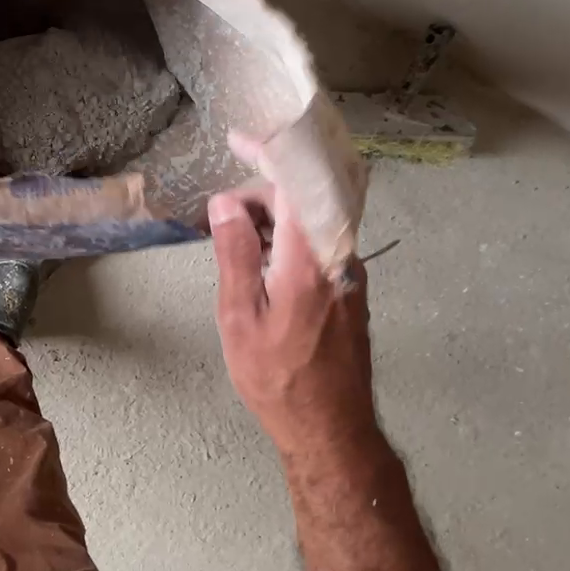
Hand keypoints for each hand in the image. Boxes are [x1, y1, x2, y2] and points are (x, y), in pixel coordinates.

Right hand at [210, 131, 377, 455]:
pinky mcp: (348, 291)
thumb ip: (235, 253)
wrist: (331, 432)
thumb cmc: (277, 377)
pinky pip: (317, 244)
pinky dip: (286, 237)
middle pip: (305, 199)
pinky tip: (259, 259)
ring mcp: (349, 276)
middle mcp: (338, 260)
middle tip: (220, 212)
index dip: (270, 153)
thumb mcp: (240, 317)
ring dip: (272, 216)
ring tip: (233, 236)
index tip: (238, 139)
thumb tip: (226, 203)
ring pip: (312, 222)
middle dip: (261, 191)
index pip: (298, 185)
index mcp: (309, 262)